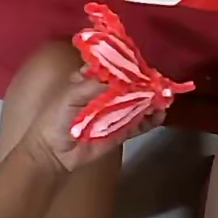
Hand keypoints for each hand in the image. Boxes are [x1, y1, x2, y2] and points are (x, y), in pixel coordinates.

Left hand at [25, 69, 164, 173]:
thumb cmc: (55, 119)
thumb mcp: (70, 96)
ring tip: (164, 100)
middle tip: (160, 84)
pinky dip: (150, 120)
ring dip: (152, 101)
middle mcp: (108, 93)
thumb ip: (92, 85)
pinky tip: (159, 116)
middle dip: (147, 83)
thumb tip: (119, 76)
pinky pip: (139, 124)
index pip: (115, 67)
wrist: (53, 152)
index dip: (130, 65)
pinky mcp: (121, 130)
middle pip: (132, 84)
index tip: (143, 66)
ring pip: (139, 103)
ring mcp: (116, 112)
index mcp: (92, 78)